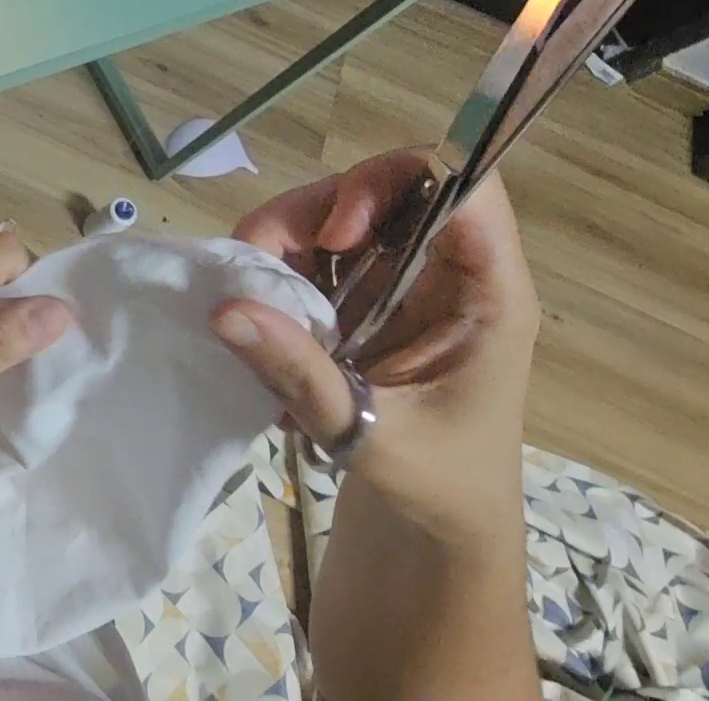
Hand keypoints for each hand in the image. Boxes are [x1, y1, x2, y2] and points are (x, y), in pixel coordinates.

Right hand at [212, 149, 539, 540]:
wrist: (434, 522)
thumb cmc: (436, 483)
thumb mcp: (372, 435)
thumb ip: (303, 375)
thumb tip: (224, 310)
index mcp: (484, 294)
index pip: (461, 188)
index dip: (389, 186)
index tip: (331, 239)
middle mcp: (440, 270)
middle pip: (377, 189)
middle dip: (308, 212)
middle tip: (255, 262)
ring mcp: (394, 279)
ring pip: (333, 212)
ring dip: (278, 240)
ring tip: (248, 300)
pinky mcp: (357, 295)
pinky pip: (308, 251)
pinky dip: (270, 267)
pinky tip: (258, 315)